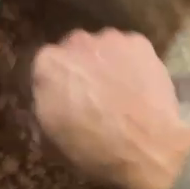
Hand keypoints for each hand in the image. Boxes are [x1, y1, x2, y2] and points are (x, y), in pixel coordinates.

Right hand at [30, 29, 189, 188]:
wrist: (149, 148)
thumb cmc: (93, 149)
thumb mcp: (50, 141)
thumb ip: (40, 111)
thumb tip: (42, 103)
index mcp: (47, 65)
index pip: (45, 66)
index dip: (55, 84)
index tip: (63, 99)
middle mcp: (75, 42)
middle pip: (73, 50)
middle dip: (79, 68)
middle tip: (91, 94)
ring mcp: (110, 39)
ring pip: (102, 47)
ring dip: (105, 63)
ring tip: (119, 90)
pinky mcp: (140, 43)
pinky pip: (130, 50)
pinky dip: (131, 63)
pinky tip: (138, 86)